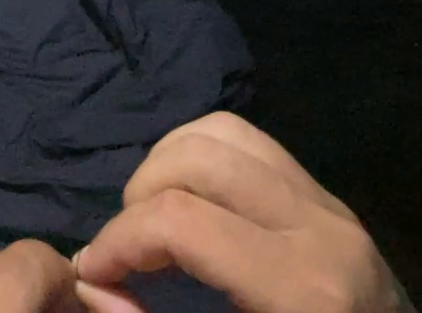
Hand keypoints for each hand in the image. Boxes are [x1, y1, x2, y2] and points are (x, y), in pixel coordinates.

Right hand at [73, 112, 409, 312]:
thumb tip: (91, 284)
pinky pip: (249, 141)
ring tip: (156, 214)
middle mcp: (320, 228)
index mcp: (305, 288)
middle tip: (129, 247)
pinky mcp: (330, 200)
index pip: (181, 221)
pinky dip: (202, 153)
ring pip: (221, 132)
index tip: (92, 271)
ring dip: (168, 163)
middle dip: (140, 197)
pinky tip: (193, 197)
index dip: (118, 240)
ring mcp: (330, 205)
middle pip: (196, 159)